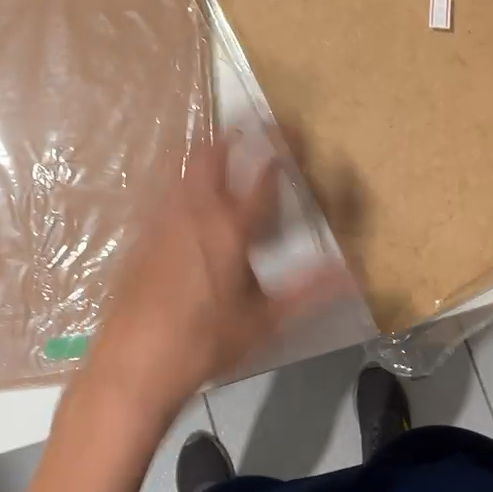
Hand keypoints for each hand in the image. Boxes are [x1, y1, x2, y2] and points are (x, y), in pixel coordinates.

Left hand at [83, 131, 349, 414]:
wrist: (134, 364)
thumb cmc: (205, 342)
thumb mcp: (266, 321)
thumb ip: (313, 290)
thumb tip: (358, 271)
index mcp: (231, 227)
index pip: (263, 173)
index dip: (281, 144)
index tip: (293, 129)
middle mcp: (194, 211)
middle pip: (211, 153)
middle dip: (234, 134)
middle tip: (251, 126)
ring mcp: (160, 220)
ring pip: (182, 167)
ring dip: (203, 151)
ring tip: (221, 147)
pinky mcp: (139, 236)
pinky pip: (161, 190)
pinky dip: (178, 177)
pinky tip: (184, 196)